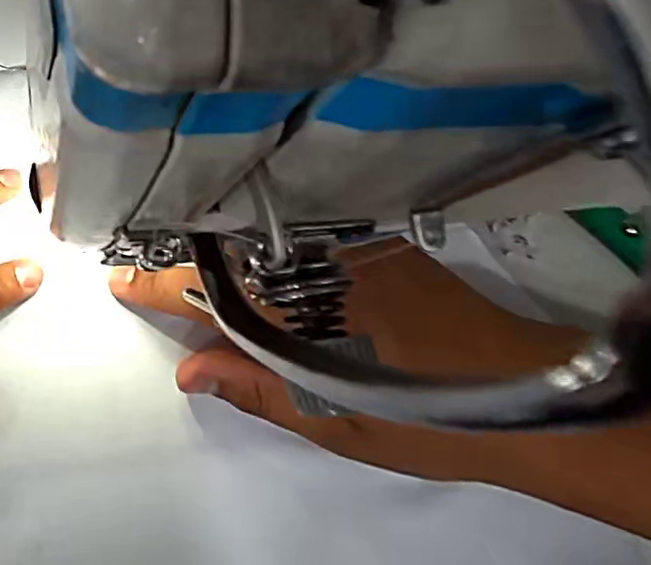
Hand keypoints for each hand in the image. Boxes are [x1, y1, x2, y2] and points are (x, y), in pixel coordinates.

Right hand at [114, 241, 650, 564]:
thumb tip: (188, 369)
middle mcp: (308, 261)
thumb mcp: (336, 422)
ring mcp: (339, 239)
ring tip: (180, 243)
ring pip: (255, 234)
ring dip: (214, 239)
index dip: (154, 285)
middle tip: (138, 259)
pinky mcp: (368, 230)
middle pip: (220, 251)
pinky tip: (251, 238)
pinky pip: (295, 228)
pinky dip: (262, 235)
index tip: (117, 278)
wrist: (534, 391)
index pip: (203, 288)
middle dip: (174, 255)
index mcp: (293, 308)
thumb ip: (255, 389)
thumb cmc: (430, 418)